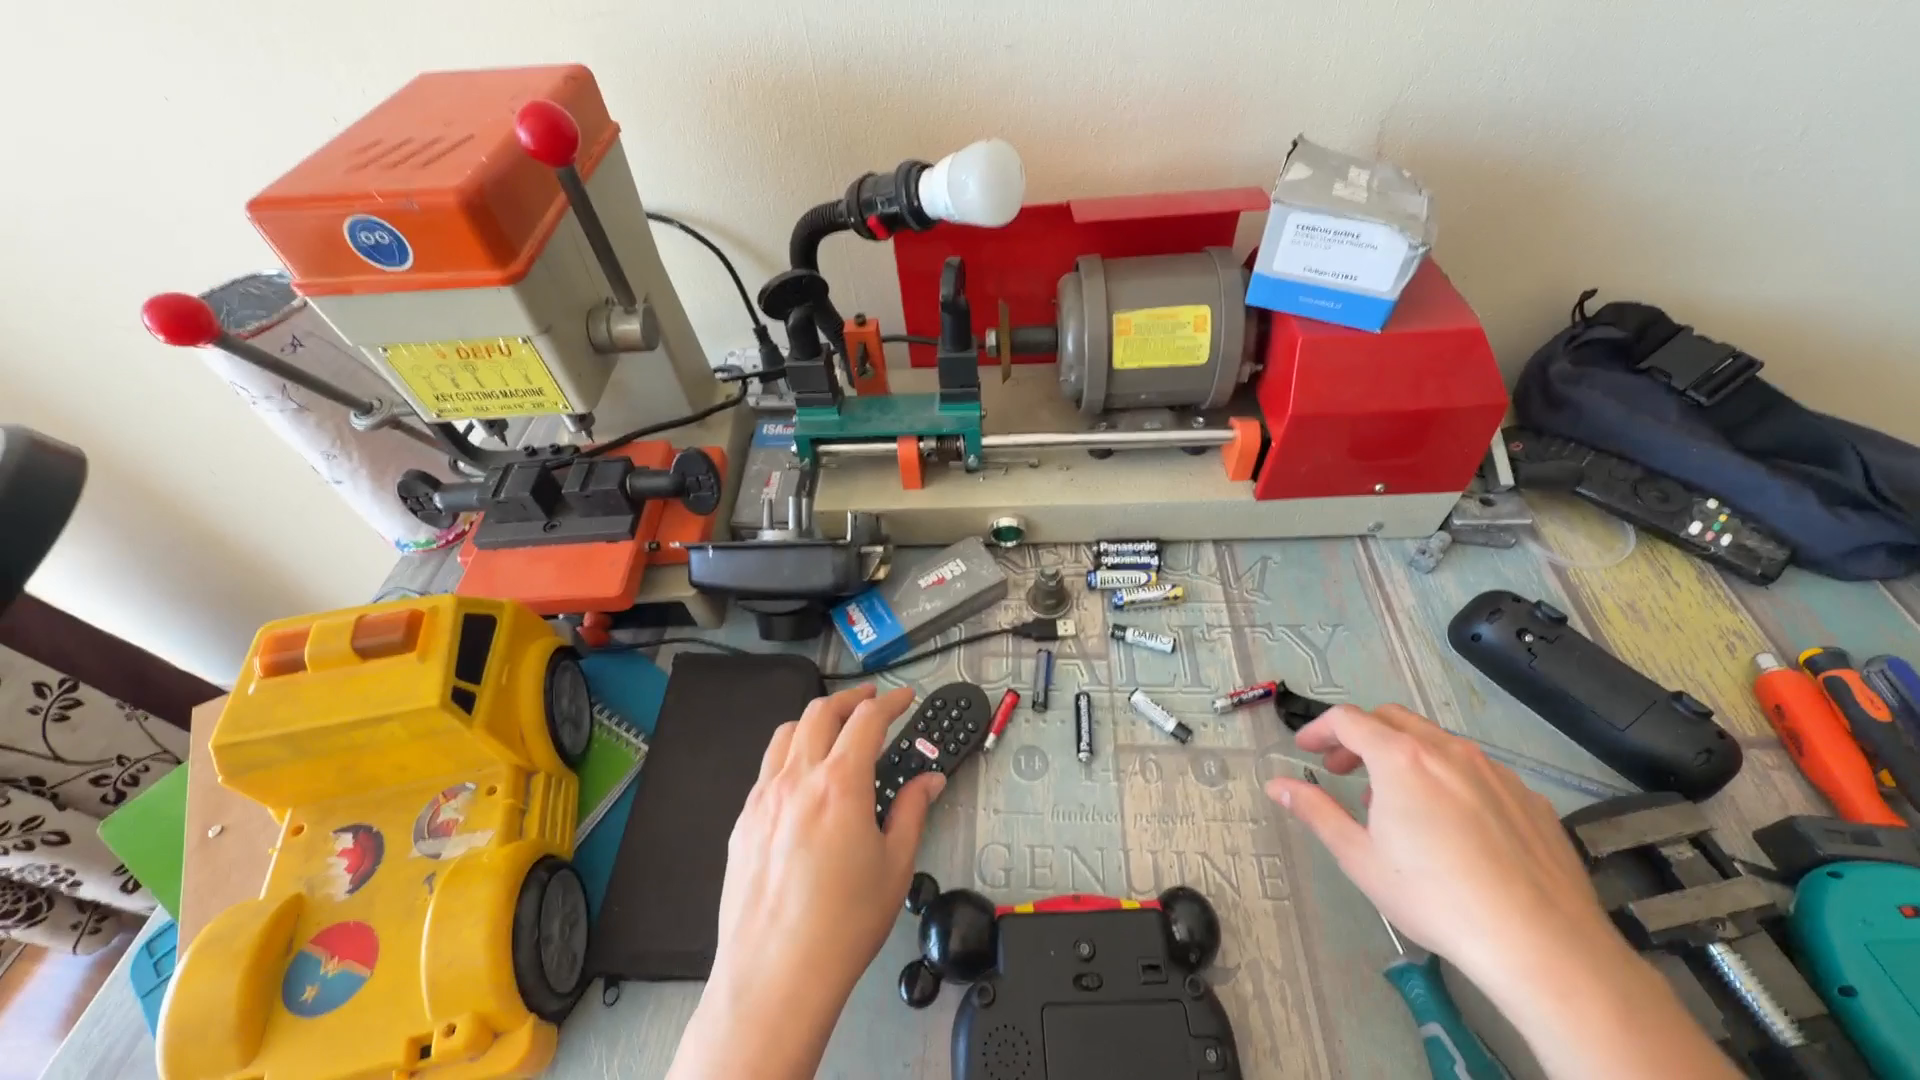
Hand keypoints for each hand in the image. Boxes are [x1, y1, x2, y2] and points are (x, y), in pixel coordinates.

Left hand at [671, 685, 941, 1079]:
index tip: (902, 699)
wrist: (775, 975)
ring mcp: (762, 800)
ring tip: (834, 730)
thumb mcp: (894, 866)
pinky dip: (789, 755)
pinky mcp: (742, 824)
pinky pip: (765, 770)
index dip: (890, 702)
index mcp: (839, 786)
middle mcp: (796, 782)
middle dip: (850, 699)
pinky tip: (802, 778)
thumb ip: (911, 811)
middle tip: (871, 702)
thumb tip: (927, 783)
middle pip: (820, 712)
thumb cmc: (839, 927)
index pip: (866, 720)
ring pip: (785, 734)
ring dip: (814, 720)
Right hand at [1264, 704, 1614, 977]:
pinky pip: (1476, 770)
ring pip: (1436, 742)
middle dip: (1360, 736)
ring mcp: (1494, 771)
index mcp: (1400, 758)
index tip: (1306, 749)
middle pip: (1392, 719)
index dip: (1320, 729)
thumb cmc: (1434, 898)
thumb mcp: (1360, 858)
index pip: (1349, 720)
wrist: (1540, 941)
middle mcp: (1447, 751)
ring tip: (1395, 802)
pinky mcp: (1529, 797)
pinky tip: (1451, 823)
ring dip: (1402, 755)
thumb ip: (1316, 812)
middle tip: (1343, 770)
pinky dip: (1446, 777)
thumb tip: (1276, 784)